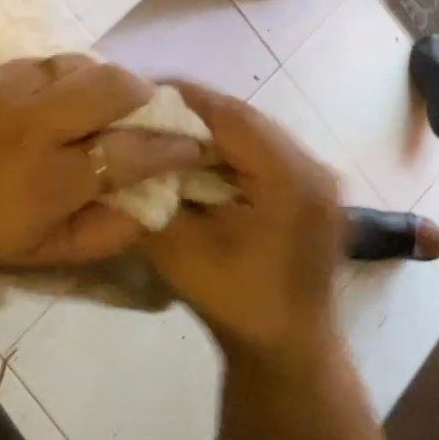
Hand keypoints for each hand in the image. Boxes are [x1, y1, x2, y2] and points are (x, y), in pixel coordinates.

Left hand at [0, 55, 207, 269]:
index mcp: (54, 178)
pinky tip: (59, 97)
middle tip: (147, 117)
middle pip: (116, 86)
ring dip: (104, 82)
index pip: (137, 150)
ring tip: (101, 106)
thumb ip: (108, 231)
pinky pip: (43, 61)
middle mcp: (36, 126)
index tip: (192, 146)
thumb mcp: (46, 253)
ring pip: (81, 64)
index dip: (176, 146)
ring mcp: (8, 93)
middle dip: (148, 98)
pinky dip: (64, 75)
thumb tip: (155, 199)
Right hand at [142, 81, 347, 357]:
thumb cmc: (231, 297)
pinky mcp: (307, 190)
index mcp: (288, 177)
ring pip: (250, 129)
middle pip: (242, 116)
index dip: (177, 97)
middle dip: (187, 108)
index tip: (127, 92)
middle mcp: (312, 166)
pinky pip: (258, 150)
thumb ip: (152, 191)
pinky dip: (220, 146)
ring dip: (203, 126)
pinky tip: (185, 156)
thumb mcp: (177, 244)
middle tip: (134, 109)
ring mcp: (315, 178)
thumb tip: (123, 150)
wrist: (285, 347)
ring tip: (154, 129)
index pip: (228, 114)